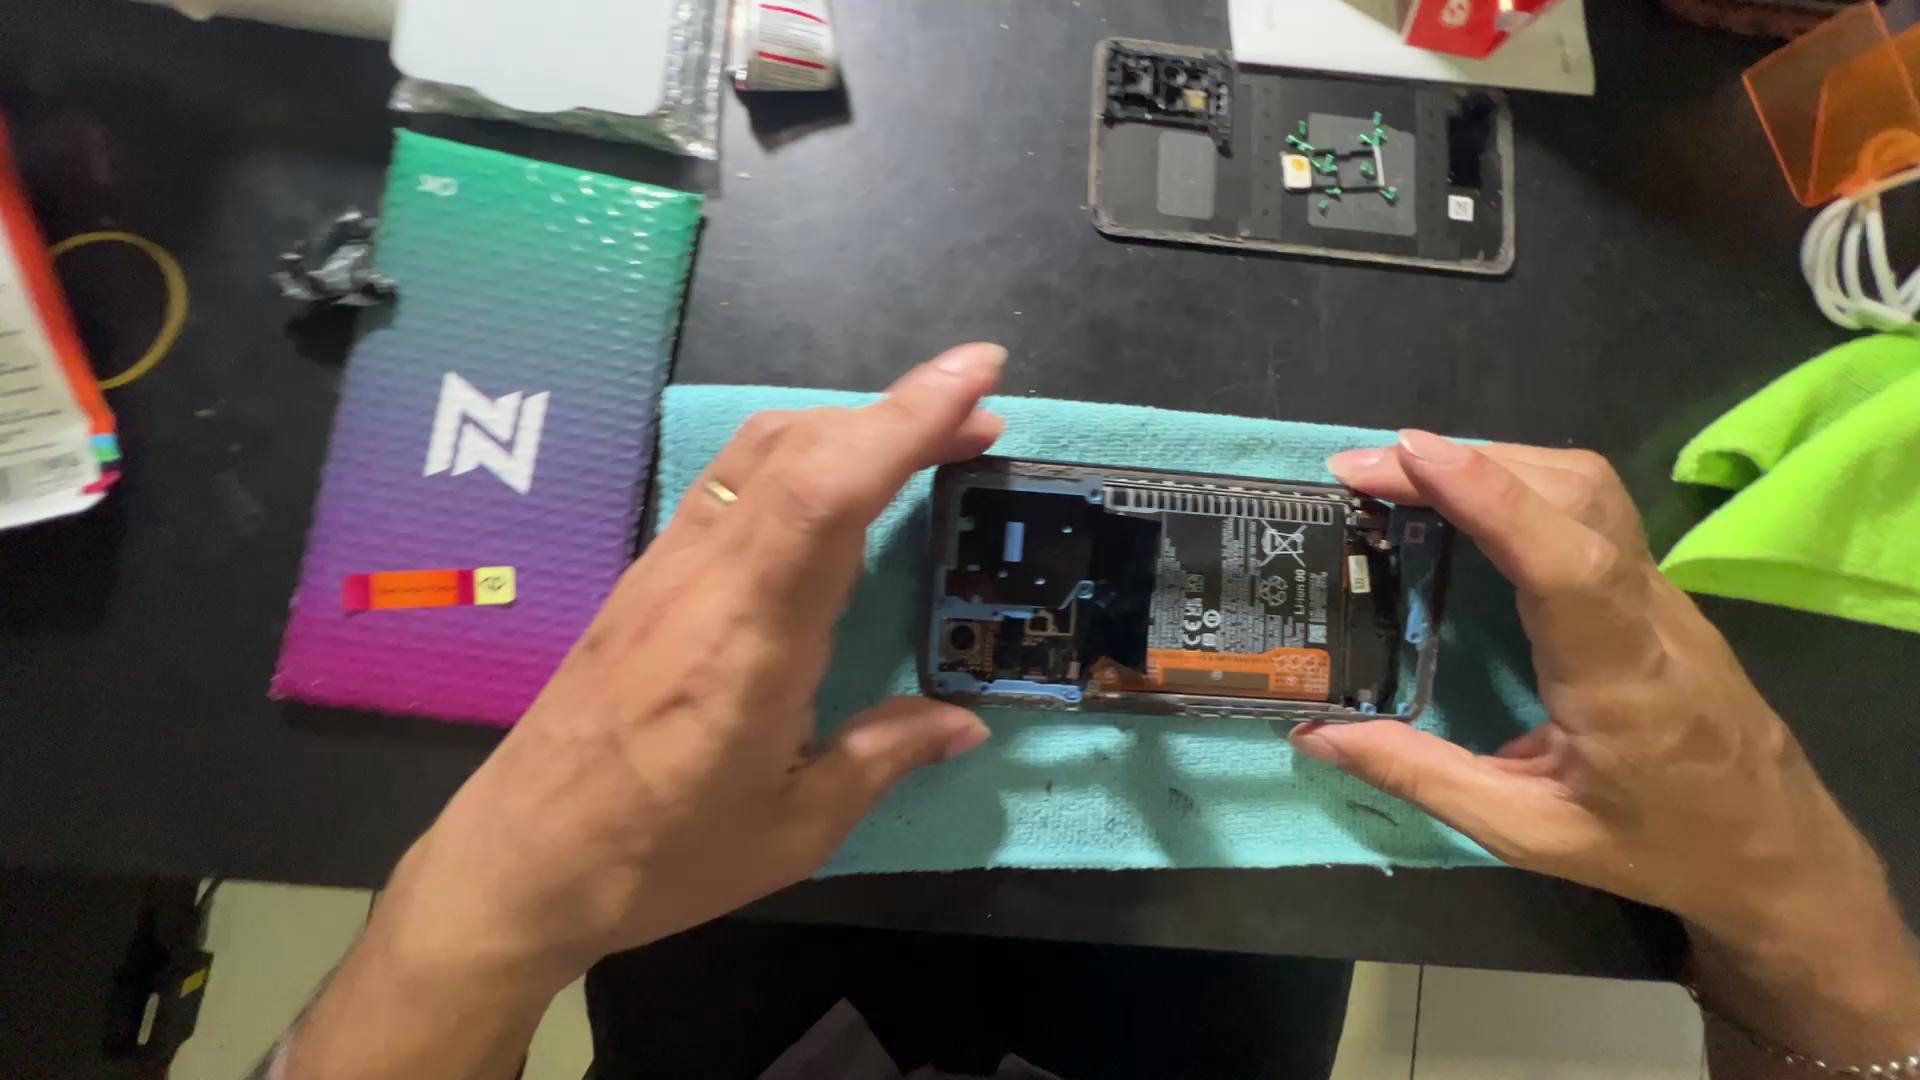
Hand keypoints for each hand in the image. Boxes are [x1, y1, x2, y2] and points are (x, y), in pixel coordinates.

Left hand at [379, 343, 1007, 985]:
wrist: (518, 861)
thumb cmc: (660, 854)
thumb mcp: (794, 827)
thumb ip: (885, 757)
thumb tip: (964, 724)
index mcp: (752, 637)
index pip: (830, 491)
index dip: (907, 419)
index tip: (977, 375)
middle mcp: (708, 575)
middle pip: (804, 449)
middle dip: (903, 412)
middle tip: (981, 417)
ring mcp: (671, 562)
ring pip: (764, 450)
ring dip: (851, 423)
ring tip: (924, 434)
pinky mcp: (653, 568)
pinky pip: (737, 479)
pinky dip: (805, 451)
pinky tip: (839, 476)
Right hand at [1309, 432, 1919, 1068]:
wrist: (1780, 854)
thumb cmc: (1653, 845)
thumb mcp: (1523, 831)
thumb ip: (1416, 774)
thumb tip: (1310, 732)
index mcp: (1620, 681)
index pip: (1565, 565)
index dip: (1492, 498)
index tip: (1412, 454)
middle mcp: (1648, 617)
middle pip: (1575, 497)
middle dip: (1463, 462)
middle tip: (1361, 468)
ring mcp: (1657, 593)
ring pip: (1585, 488)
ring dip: (1487, 461)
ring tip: (1394, 473)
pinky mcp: (1648, 588)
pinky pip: (1583, 507)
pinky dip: (1508, 480)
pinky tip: (1456, 499)